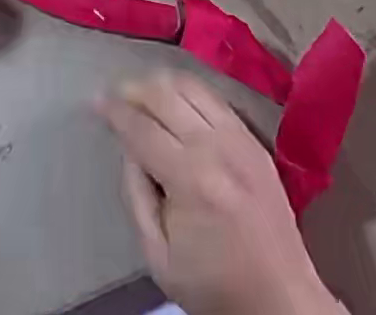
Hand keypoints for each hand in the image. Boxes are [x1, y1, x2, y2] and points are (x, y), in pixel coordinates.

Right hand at [99, 73, 342, 314]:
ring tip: (141, 92)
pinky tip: (176, 98)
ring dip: (161, 82)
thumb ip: (137, 195)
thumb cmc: (213, 284)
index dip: (114, 111)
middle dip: (134, 89)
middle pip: (166, 95)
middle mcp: (217, 147)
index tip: (95, 101)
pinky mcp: (255, 139)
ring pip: (193, 86)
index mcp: (191, 179)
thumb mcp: (158, 256)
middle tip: (115, 94)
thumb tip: (128, 148)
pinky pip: (215, 97)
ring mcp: (241, 137)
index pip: (142, 128)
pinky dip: (189, 90)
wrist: (280, 297)